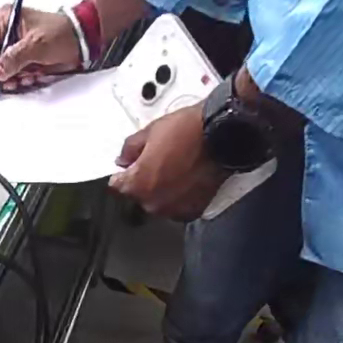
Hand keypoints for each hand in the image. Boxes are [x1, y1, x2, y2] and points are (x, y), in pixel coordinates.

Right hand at [0, 7, 80, 92]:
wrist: (79, 40)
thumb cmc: (60, 33)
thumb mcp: (36, 45)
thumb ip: (15, 58)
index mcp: (5, 20)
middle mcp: (5, 33)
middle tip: (10, 83)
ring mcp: (13, 47)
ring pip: (0, 70)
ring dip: (10, 79)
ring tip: (25, 79)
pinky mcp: (20, 59)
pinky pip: (11, 75)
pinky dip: (18, 80)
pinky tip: (30, 77)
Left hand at [108, 103, 228, 221]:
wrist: (224, 134)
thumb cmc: (190, 130)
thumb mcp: (151, 131)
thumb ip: (130, 148)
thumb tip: (123, 159)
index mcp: (136, 185)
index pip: (117, 186)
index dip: (123, 173)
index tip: (129, 168)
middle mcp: (151, 203)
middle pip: (138, 195)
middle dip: (145, 181)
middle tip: (160, 162)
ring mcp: (172, 210)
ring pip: (158, 202)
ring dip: (162, 190)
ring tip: (177, 169)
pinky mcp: (191, 212)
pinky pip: (177, 207)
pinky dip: (179, 197)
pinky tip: (187, 179)